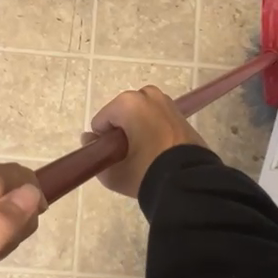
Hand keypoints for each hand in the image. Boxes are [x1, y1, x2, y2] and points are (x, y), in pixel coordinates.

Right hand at [84, 85, 207, 197]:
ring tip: (143, 154)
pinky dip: (153, 130)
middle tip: (128, 156)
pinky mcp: (181, 114)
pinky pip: (157, 119)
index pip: (102, 121)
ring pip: (140, 115)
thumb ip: (93, 154)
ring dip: (138, 129)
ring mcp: (167, 102)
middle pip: (122, 115)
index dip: (104, 141)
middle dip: (122, 131)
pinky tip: (157, 150)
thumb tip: (89, 140)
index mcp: (128, 103)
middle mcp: (148, 95)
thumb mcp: (111, 172)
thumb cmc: (145, 172)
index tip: (114, 157)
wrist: (188, 182)